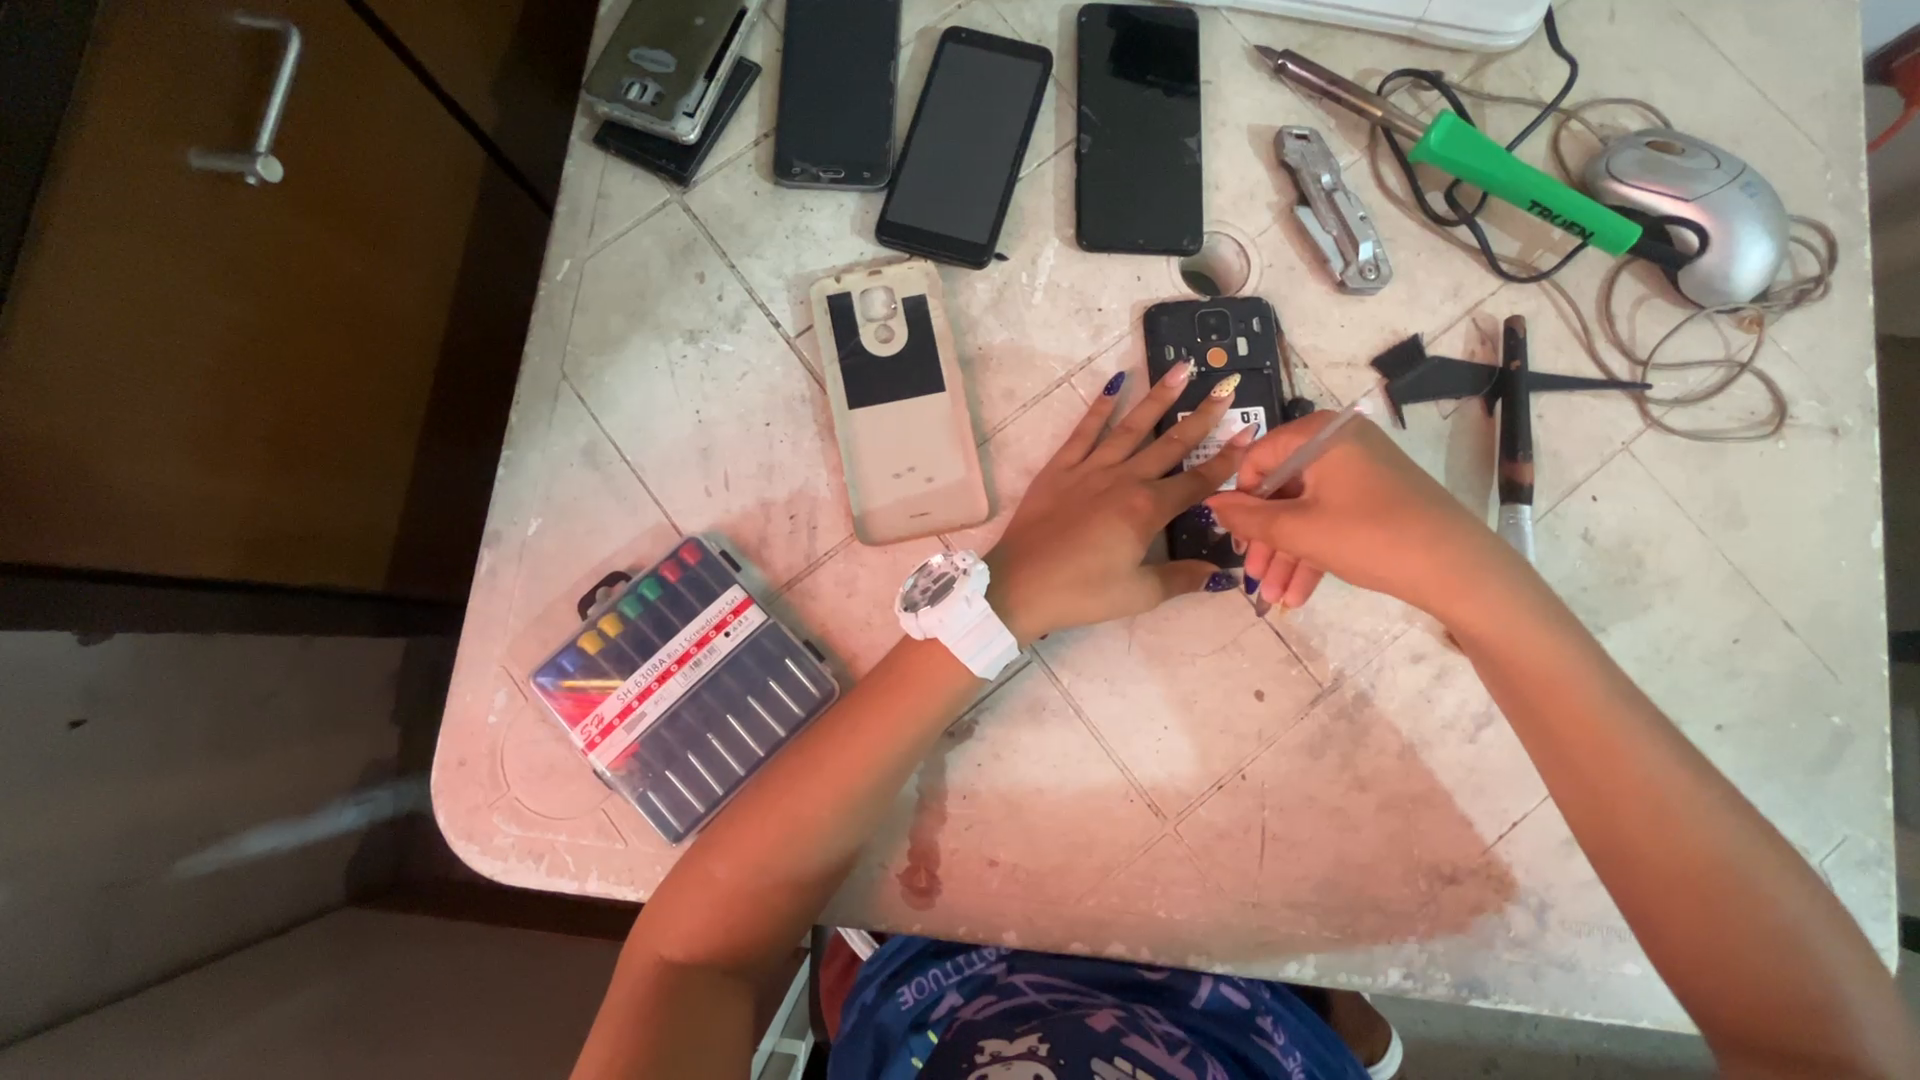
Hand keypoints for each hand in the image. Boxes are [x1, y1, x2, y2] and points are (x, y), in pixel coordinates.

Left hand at [984, 364, 1252, 643]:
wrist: (1019, 585)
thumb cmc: (1081, 593)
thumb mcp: (1138, 594)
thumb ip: (1181, 578)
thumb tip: (1222, 574)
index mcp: (1147, 510)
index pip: (1197, 481)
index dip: (1227, 460)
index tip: (1250, 432)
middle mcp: (1124, 480)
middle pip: (1170, 444)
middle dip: (1202, 417)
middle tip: (1225, 388)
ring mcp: (1090, 469)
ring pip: (1132, 427)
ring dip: (1159, 398)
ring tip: (1181, 369)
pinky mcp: (1060, 468)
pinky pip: (1084, 430)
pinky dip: (1100, 406)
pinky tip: (1115, 384)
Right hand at [1205, 411, 1521, 618]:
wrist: (1458, 568)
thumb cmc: (1369, 537)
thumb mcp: (1298, 531)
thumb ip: (1248, 518)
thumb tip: (1210, 504)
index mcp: (1320, 435)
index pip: (1258, 459)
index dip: (1241, 501)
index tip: (1236, 539)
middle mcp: (1340, 443)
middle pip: (1282, 489)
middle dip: (1265, 540)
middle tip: (1253, 578)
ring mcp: (1361, 471)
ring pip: (1306, 511)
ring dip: (1286, 555)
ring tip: (1272, 597)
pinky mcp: (1377, 498)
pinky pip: (1331, 519)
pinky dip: (1314, 553)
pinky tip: (1297, 595)